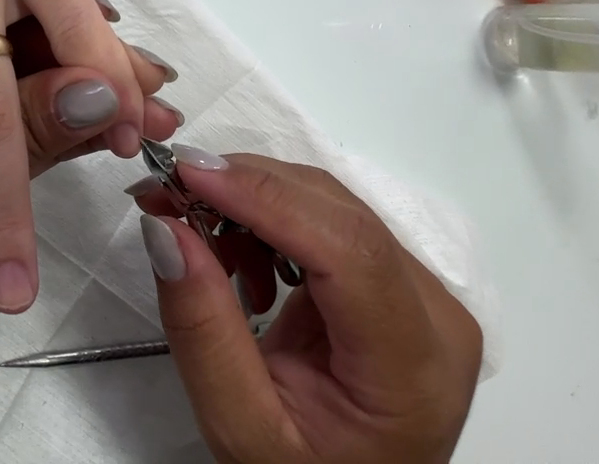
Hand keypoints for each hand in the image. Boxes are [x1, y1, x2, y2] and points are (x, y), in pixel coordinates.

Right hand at [133, 154, 481, 462]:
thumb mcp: (239, 426)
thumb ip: (203, 330)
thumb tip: (165, 226)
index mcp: (411, 365)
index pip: (348, 250)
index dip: (265, 197)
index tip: (184, 171)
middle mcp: (437, 311)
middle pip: (337, 212)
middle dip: (241, 186)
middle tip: (161, 191)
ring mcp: (421, 290)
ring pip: (327, 203)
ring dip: (248, 200)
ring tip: (195, 237)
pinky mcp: (395, 278)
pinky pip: (324, 218)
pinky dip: (266, 218)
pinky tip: (239, 263)